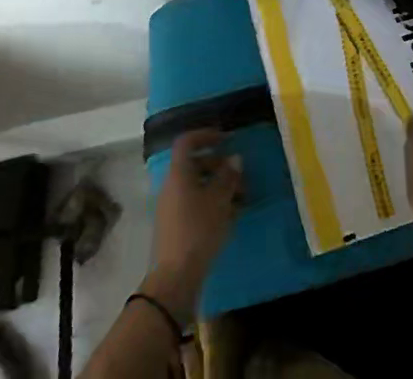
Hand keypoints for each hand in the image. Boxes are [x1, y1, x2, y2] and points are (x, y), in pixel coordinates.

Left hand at [146, 130, 243, 311]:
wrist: (176, 277)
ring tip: (241, 198)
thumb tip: (235, 159)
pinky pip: (195, 203)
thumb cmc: (199, 230)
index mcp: (178, 173)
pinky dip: (212, 203)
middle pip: (194, 164)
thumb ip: (228, 177)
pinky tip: (231, 215)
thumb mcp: (219, 200)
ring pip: (196, 185)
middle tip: (240, 176)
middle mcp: (171, 185)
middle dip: (219, 166)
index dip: (206, 135)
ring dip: (219, 186)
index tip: (227, 140)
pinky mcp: (175, 225)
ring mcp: (171, 206)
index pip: (187, 142)